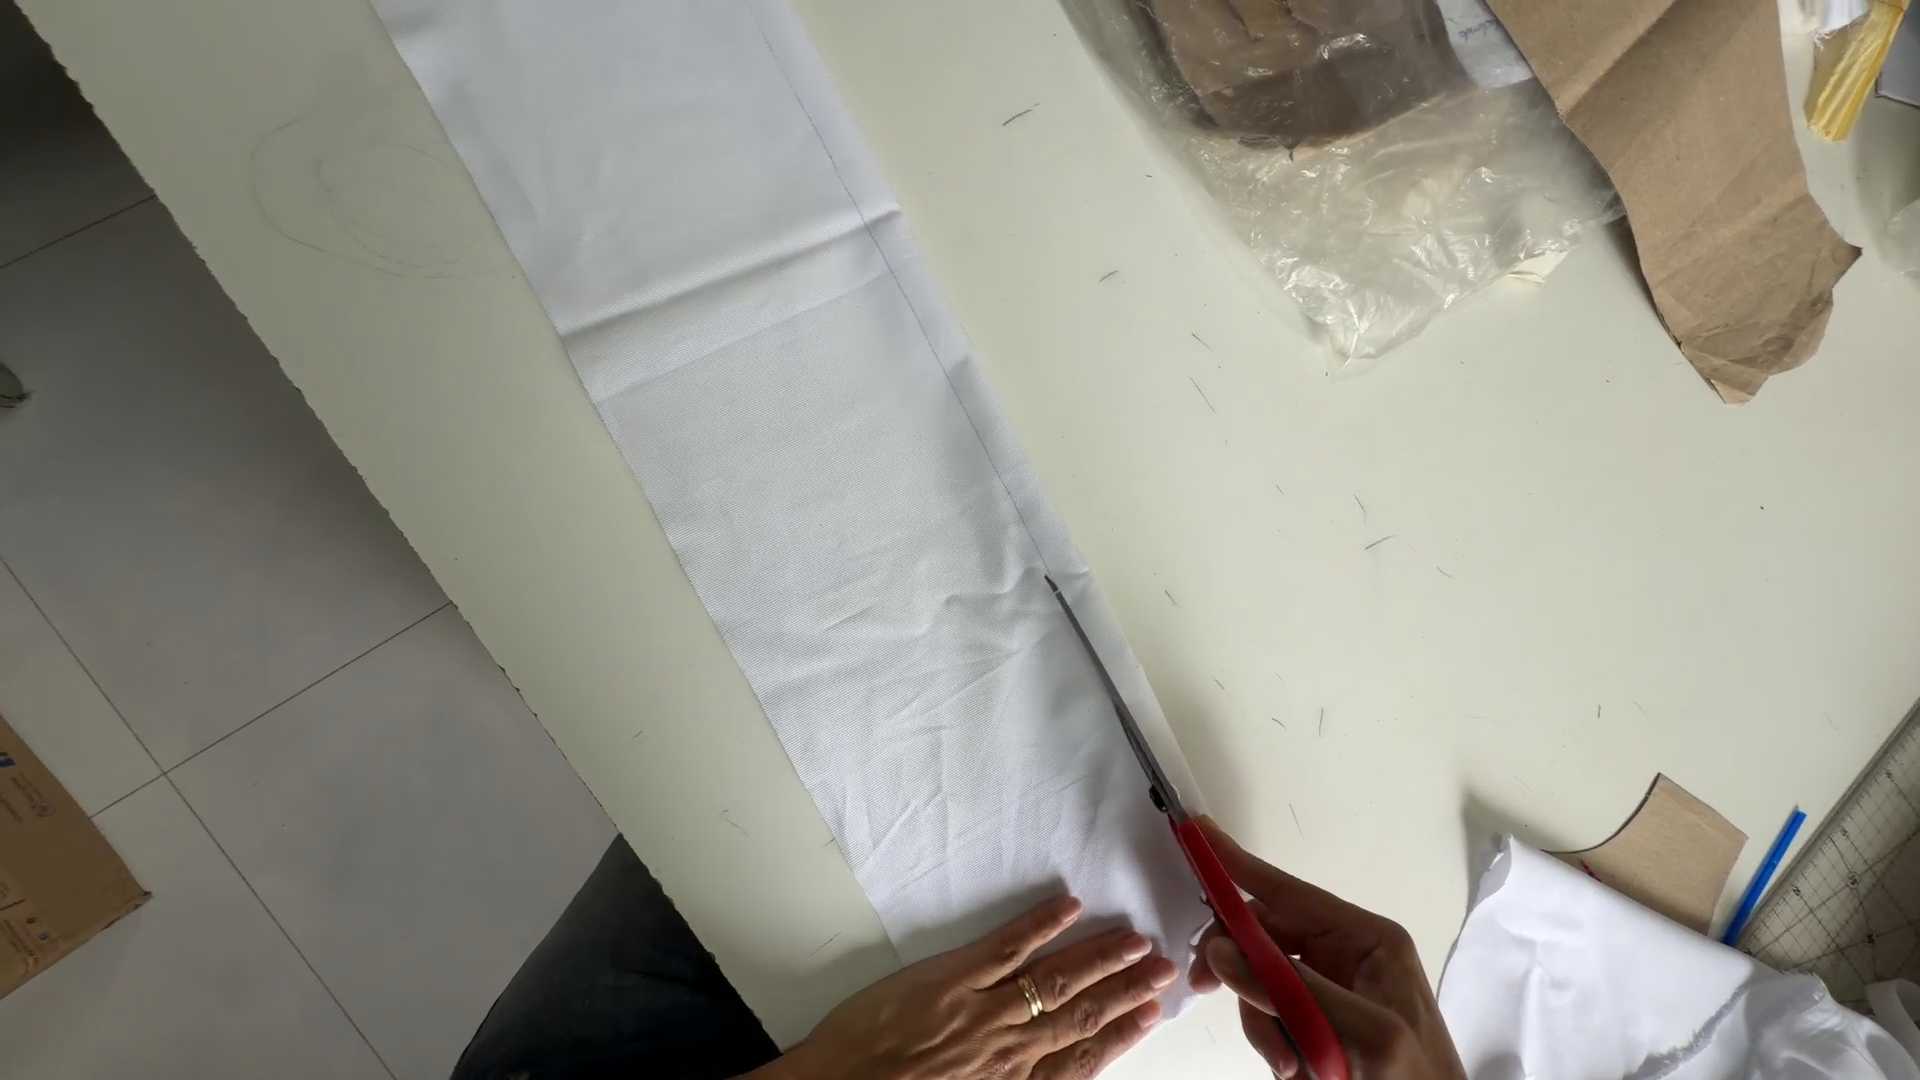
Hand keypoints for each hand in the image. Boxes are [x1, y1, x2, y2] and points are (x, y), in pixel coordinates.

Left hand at [765, 895, 1174, 1079]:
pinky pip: (1006, 947)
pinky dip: (1040, 926)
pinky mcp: (953, 976)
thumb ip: (1006, 1079)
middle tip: (1163, 966)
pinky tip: (1067, 908)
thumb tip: (1041, 1060)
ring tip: (1135, 940)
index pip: (1081, 1057)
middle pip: (1081, 1015)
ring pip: (1056, 980)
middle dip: (1126, 990)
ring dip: (1100, 958)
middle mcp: (1008, 1047)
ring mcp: (983, 1007)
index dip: (1122, 1033)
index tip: (1152, 1010)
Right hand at [1189, 818, 1465, 1079]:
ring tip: (1285, 1065)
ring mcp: (1329, 986)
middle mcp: (1343, 953)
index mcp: (1364, 938)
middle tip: (1203, 984)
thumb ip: (1289, 990)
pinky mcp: (1317, 1020)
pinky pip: (1270, 1011)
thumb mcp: (1363, 1035)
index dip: (1235, 863)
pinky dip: (1271, 1038)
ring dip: (1259, 1018)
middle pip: (1263, 936)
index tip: (1195, 832)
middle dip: (1239, 967)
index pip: (1284, 890)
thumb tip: (1218, 951)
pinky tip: (1292, 1067)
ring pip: (1260, 978)